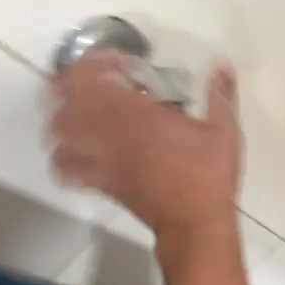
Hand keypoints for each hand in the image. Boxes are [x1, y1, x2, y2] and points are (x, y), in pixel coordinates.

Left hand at [48, 51, 242, 258]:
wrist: (195, 222)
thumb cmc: (209, 175)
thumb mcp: (224, 131)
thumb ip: (220, 94)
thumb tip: (222, 62)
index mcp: (137, 114)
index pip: (99, 76)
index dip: (102, 62)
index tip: (124, 64)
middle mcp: (109, 131)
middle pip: (68, 96)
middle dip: (75, 80)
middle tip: (94, 79)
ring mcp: (99, 158)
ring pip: (60, 128)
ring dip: (63, 112)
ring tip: (78, 106)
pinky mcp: (99, 181)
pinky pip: (66, 166)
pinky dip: (63, 154)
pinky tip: (75, 149)